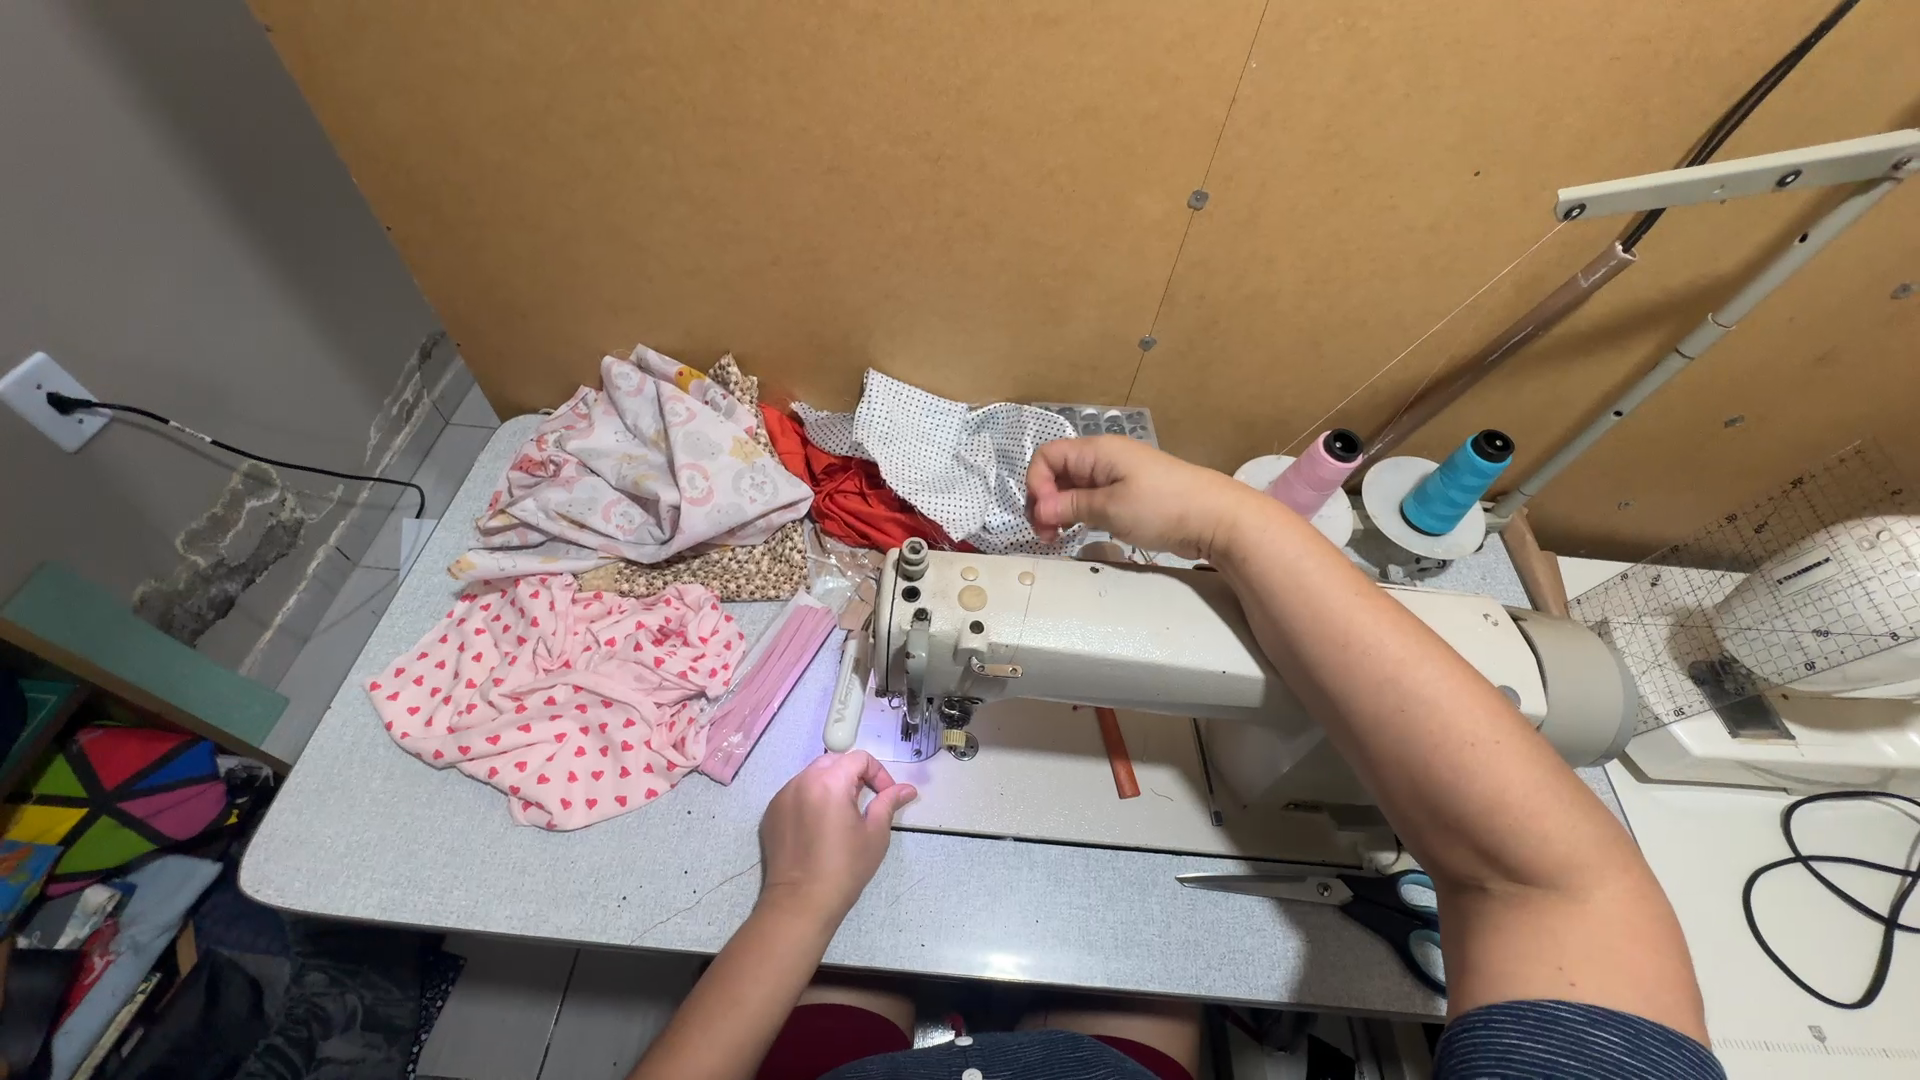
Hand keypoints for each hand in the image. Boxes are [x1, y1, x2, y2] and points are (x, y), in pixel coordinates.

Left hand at [758, 751, 916, 927]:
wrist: (800, 903)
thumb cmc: (844, 868)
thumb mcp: (875, 834)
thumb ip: (889, 802)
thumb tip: (908, 789)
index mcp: (830, 782)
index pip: (859, 758)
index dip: (878, 773)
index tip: (885, 795)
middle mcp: (802, 781)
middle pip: (834, 761)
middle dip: (854, 775)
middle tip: (864, 800)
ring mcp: (783, 796)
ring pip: (813, 776)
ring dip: (831, 784)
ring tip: (842, 813)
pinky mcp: (771, 812)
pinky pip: (796, 793)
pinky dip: (811, 798)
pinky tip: (818, 825)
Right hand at [1027, 436, 1259, 560]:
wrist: (1215, 518)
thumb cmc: (1161, 507)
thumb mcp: (1109, 508)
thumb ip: (1070, 506)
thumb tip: (1039, 510)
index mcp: (1096, 451)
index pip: (1047, 456)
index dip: (1037, 484)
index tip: (1043, 516)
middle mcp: (1103, 459)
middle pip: (1057, 473)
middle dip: (1044, 501)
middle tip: (1046, 536)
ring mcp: (1116, 477)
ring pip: (1072, 488)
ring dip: (1059, 511)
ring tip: (1058, 538)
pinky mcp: (1127, 495)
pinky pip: (1091, 499)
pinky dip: (1078, 514)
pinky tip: (1078, 533)